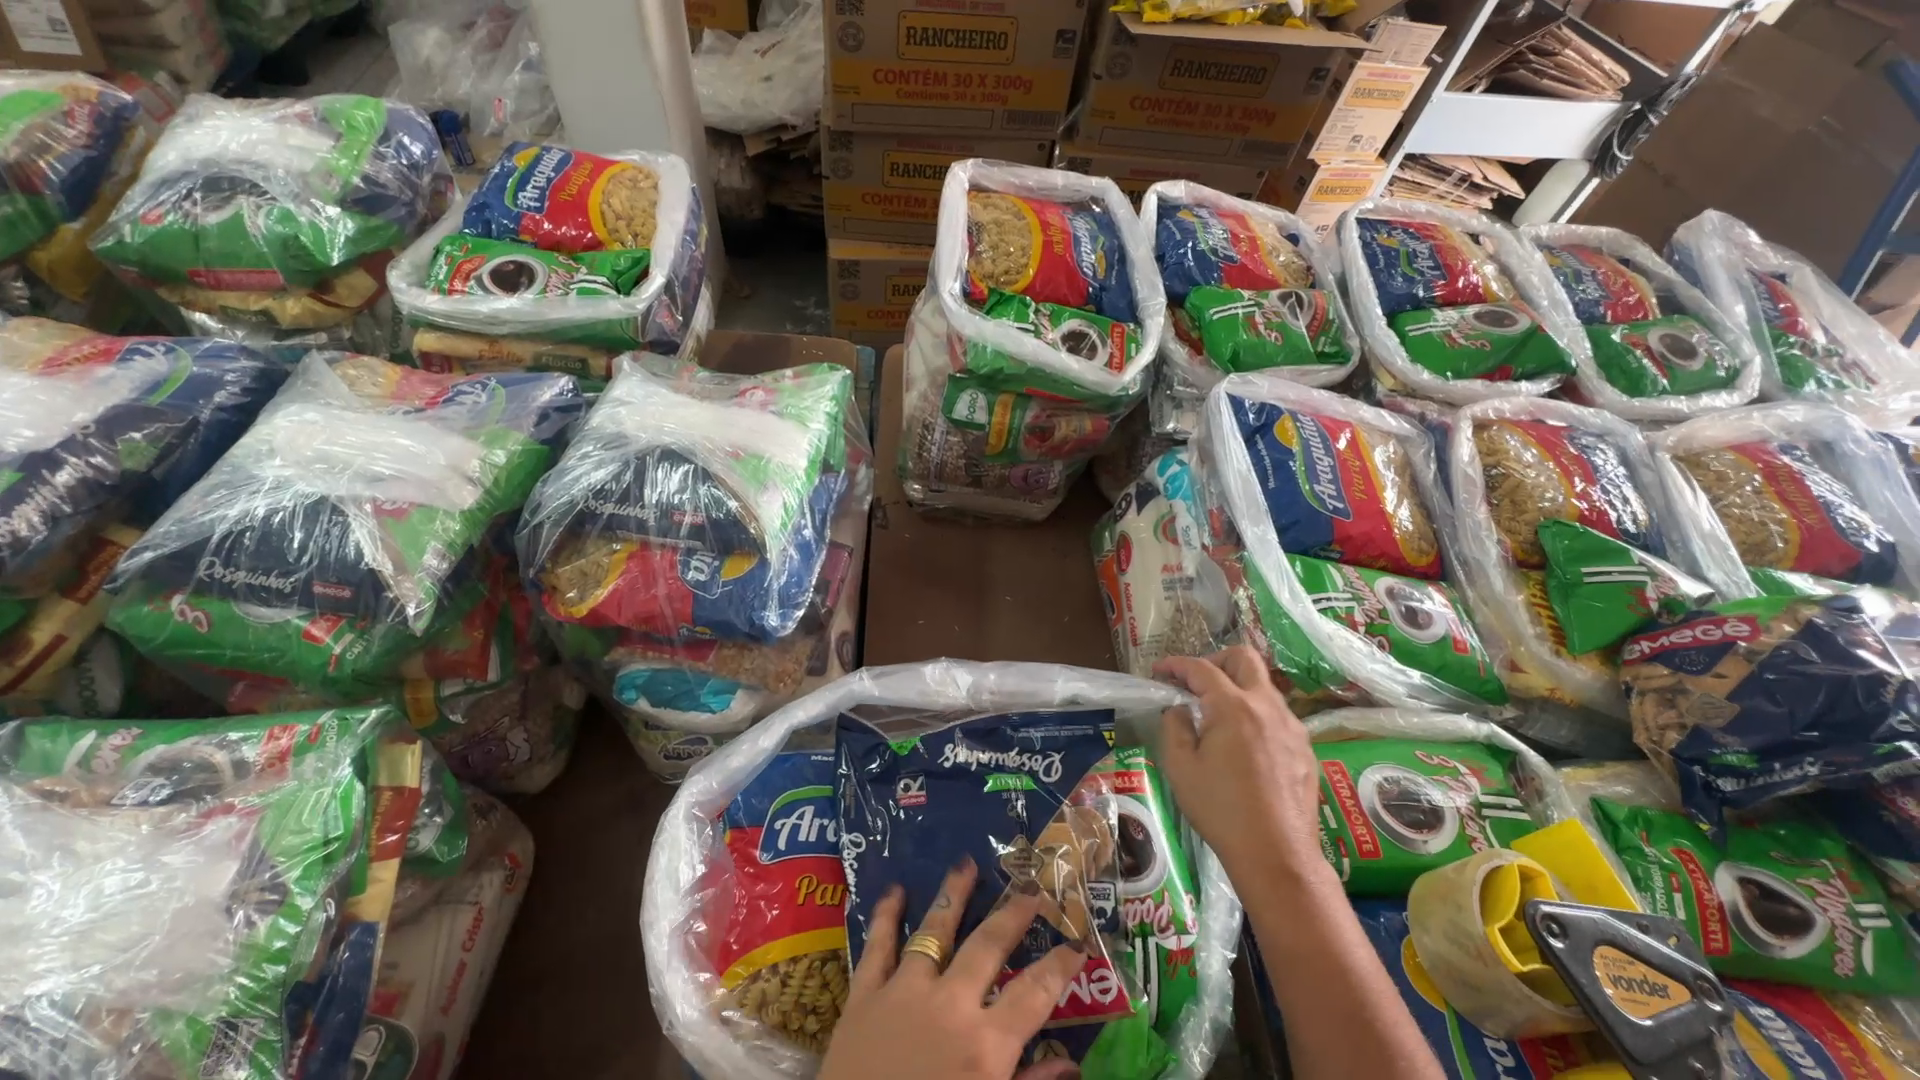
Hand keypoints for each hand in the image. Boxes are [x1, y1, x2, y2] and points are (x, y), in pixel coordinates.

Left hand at [819, 859, 1085, 1079]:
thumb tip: (1071, 1065)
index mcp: (987, 1045)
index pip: (1036, 993)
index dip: (1061, 964)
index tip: (1078, 941)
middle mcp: (950, 1006)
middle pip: (988, 947)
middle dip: (1013, 914)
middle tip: (1030, 887)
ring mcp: (904, 994)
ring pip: (934, 932)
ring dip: (952, 896)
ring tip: (966, 864)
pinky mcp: (863, 996)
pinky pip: (877, 947)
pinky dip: (886, 917)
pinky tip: (894, 890)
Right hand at [1154, 647, 1326, 878]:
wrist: (1276, 852)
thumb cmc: (1220, 809)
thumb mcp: (1180, 768)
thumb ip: (1175, 727)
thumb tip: (1180, 708)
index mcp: (1233, 707)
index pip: (1201, 669)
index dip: (1176, 664)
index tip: (1159, 671)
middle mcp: (1266, 706)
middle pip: (1245, 658)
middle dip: (1216, 660)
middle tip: (1196, 681)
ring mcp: (1292, 726)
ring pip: (1264, 687)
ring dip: (1238, 688)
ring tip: (1218, 717)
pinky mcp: (1305, 748)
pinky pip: (1278, 716)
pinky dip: (1255, 716)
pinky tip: (1244, 747)